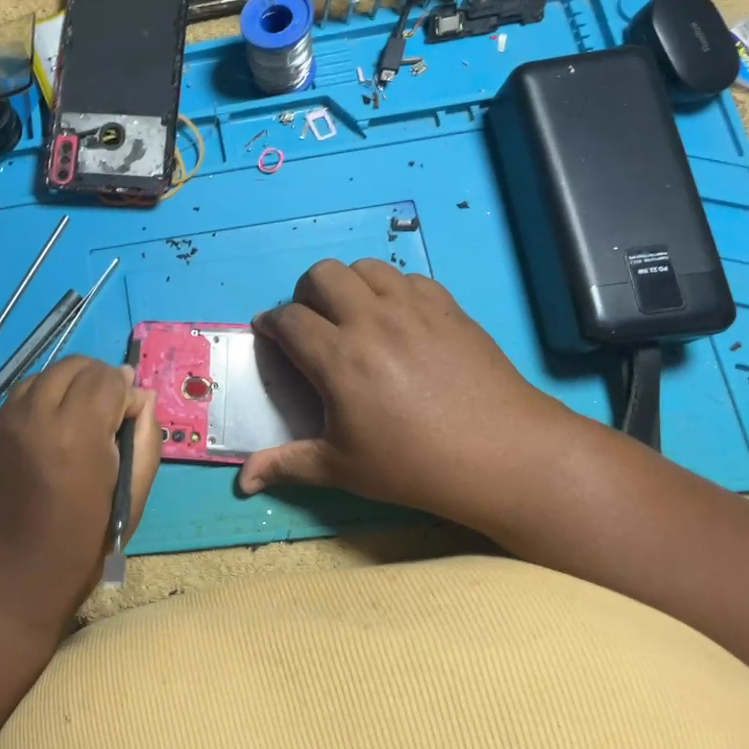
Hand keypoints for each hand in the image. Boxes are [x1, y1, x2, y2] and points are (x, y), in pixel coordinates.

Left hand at [0, 356, 159, 638]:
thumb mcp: (127, 501)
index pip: (108, 379)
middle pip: (75, 365)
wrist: (4, 583)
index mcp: (75, 433)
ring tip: (81, 421)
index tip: (132, 420)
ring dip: (69, 386)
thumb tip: (143, 400)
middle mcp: (35, 414)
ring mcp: (4, 420)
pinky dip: (43, 399)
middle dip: (100, 380)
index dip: (127, 394)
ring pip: (44, 373)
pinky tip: (52, 431)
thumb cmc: (76, 551)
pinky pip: (20, 395)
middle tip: (112, 414)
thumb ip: (144, 443)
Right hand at [239, 258, 584, 522]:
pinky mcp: (448, 307)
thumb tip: (243, 482)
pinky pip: (408, 277)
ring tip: (352, 315)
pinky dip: (390, 289)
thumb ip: (287, 464)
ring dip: (348, 284)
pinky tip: (396, 319)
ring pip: (364, 267)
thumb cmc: (414, 464)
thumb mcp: (343, 468)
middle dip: (305, 293)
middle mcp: (371, 320)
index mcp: (338, 358)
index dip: (271, 324)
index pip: (288, 319)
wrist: (504, 454)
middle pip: (321, 274)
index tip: (269, 335)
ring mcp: (413, 308)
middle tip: (312, 323)